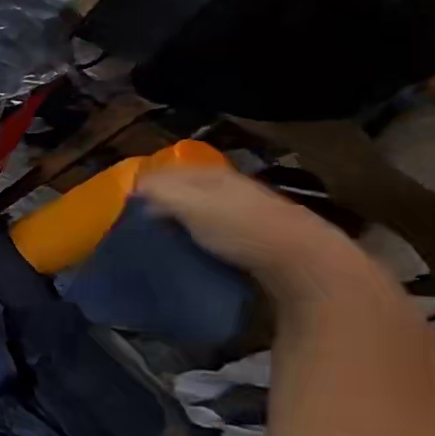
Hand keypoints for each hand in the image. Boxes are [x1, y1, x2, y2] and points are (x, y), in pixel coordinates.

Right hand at [137, 166, 380, 296]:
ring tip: (167, 238)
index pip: (171, 173)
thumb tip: (135, 190)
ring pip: (205, 208)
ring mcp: (249, 210)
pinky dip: (203, 235)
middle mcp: (232, 187)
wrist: (307, 262)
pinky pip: (220, 228)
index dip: (148, 186)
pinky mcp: (261, 235)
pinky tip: (198, 250)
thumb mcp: (194, 207)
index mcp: (214, 176)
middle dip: (166, 201)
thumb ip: (162, 194)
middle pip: (188, 189)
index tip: (128, 207)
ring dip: (185, 220)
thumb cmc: (243, 230)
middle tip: (142, 223)